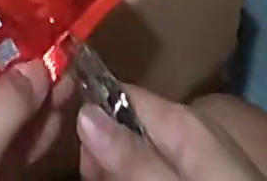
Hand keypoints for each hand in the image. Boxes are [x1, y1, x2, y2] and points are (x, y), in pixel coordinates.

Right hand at [77, 86, 266, 180]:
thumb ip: (134, 155)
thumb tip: (83, 112)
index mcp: (183, 118)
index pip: (122, 93)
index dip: (90, 111)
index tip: (64, 137)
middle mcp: (187, 128)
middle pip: (126, 125)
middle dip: (102, 149)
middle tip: (91, 178)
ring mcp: (196, 154)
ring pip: (140, 149)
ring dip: (118, 165)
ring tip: (105, 179)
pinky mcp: (203, 171)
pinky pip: (161, 163)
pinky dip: (141, 173)